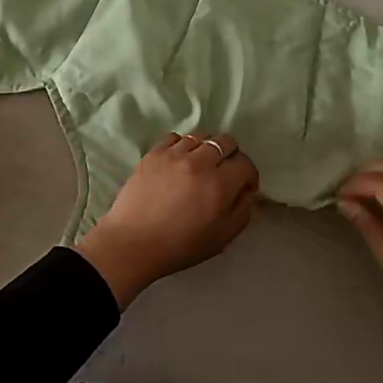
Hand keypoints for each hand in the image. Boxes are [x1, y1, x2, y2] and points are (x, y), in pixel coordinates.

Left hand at [75, 134, 259, 308]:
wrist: (134, 242)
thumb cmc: (180, 246)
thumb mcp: (222, 237)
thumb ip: (242, 211)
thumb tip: (248, 193)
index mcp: (220, 184)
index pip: (245, 163)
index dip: (249, 175)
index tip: (244, 187)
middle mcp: (200, 162)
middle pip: (225, 141)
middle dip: (231, 155)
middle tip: (224, 173)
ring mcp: (175, 154)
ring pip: (201, 136)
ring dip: (207, 149)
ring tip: (201, 165)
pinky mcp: (154, 152)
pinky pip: (175, 138)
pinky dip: (182, 146)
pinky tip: (179, 161)